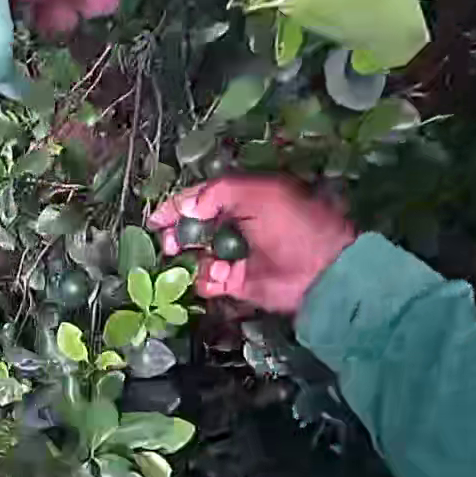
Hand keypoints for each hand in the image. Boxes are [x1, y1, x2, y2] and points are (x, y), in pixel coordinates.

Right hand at [149, 176, 359, 314]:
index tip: (156, 218)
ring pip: (197, 255)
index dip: (178, 206)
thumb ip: (220, 193)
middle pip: (195, 227)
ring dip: (185, 257)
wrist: (319, 271)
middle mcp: (237, 225)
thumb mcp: (260, 195)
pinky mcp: (235, 283)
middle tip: (169, 242)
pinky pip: (207, 281)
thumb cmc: (292, 226)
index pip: (202, 198)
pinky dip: (201, 280)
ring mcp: (235, 255)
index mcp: (245, 199)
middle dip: (178, 233)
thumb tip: (188, 208)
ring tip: (180, 258)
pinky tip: (206, 276)